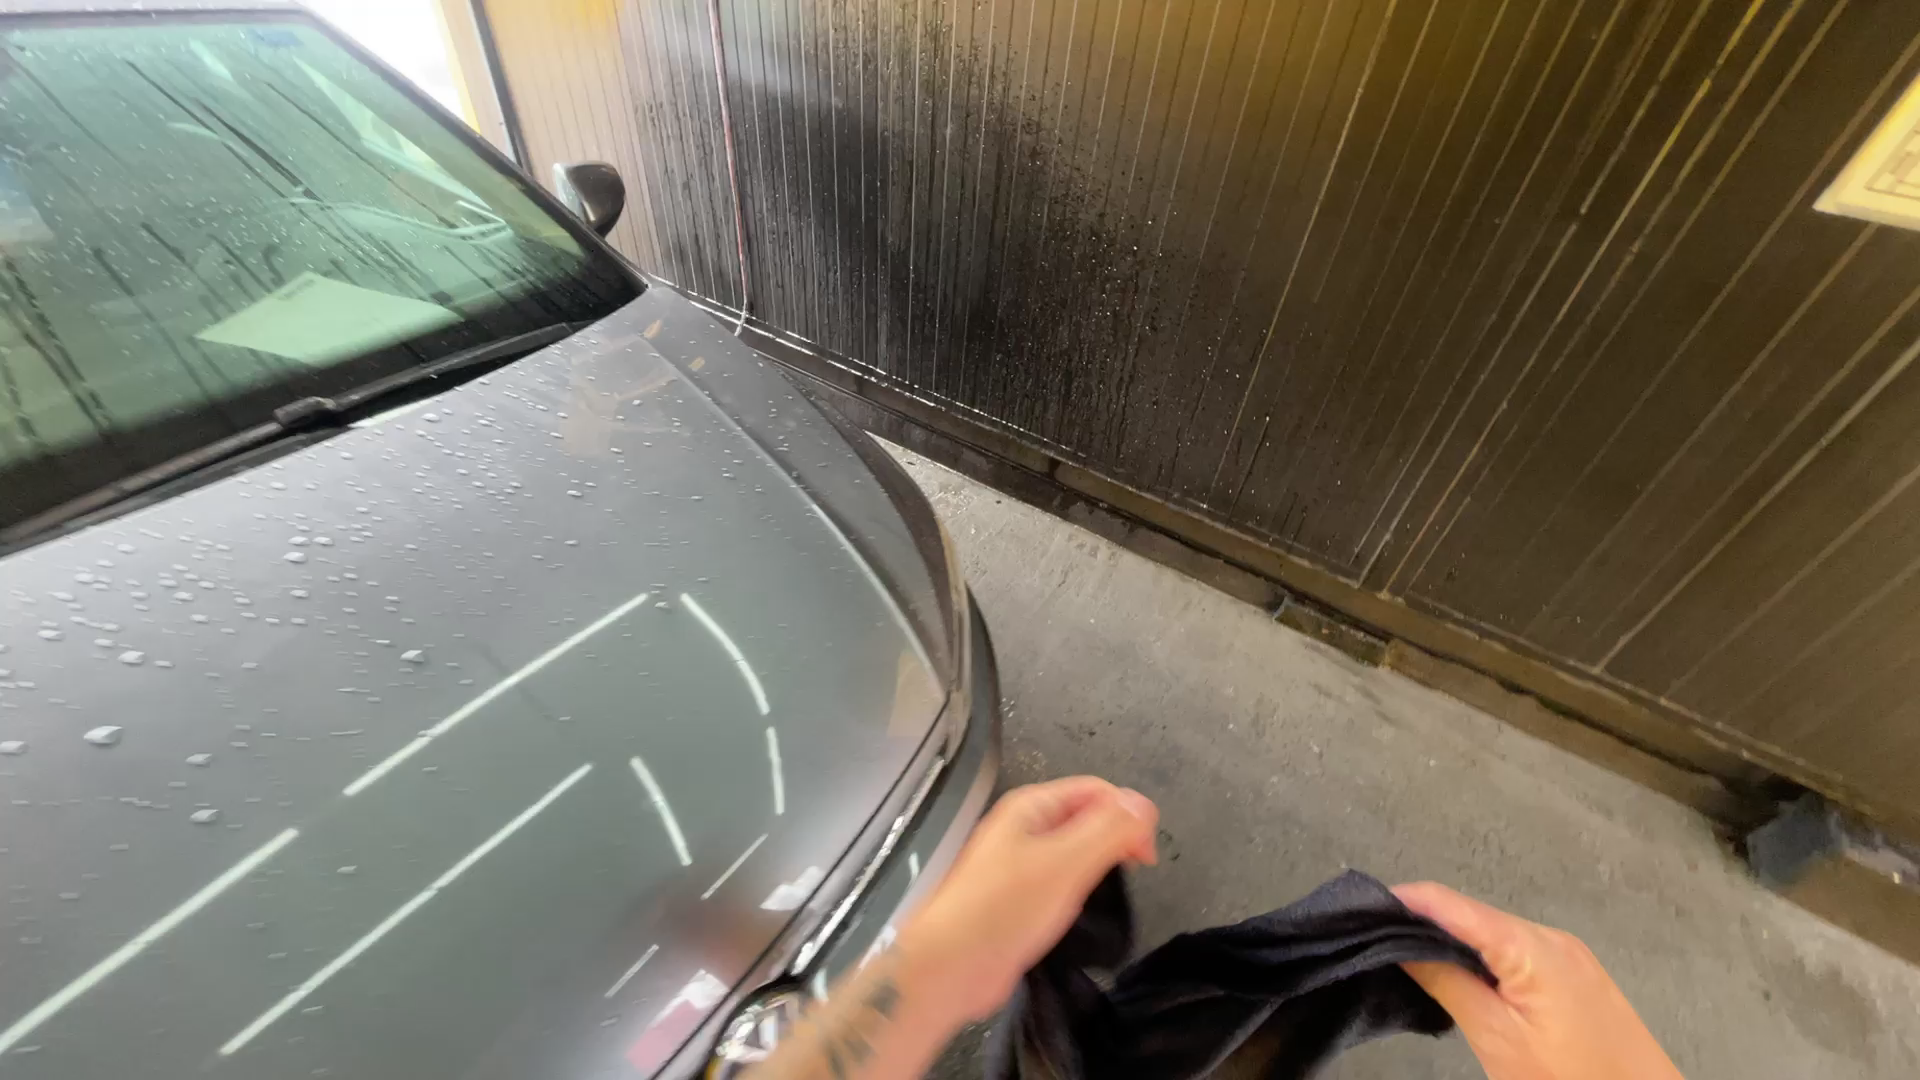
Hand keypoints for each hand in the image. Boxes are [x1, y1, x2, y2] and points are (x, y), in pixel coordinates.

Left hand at [899, 777, 1157, 1026]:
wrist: (953, 965)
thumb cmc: (1003, 909)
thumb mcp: (1064, 863)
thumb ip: (1106, 830)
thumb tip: (1141, 804)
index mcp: (1032, 806)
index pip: (1095, 790)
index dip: (1128, 813)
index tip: (1146, 853)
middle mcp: (1025, 827)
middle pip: (1086, 815)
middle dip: (1116, 835)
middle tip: (1136, 868)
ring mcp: (1021, 860)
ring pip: (1075, 847)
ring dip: (1100, 861)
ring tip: (1112, 888)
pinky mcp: (1020, 894)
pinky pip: (1062, 877)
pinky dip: (1080, 887)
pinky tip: (1083, 908)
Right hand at [1393, 882, 1684, 1079]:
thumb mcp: (1496, 1037)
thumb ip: (1443, 979)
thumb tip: (1395, 940)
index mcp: (1529, 944)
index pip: (1446, 901)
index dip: (1400, 900)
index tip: (1359, 910)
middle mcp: (1549, 935)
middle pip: (1467, 912)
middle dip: (1422, 922)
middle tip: (1378, 942)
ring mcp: (1568, 953)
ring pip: (1489, 930)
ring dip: (1451, 940)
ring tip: (1411, 960)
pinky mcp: (1578, 974)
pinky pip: (1514, 949)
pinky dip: (1482, 956)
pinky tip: (1462, 977)